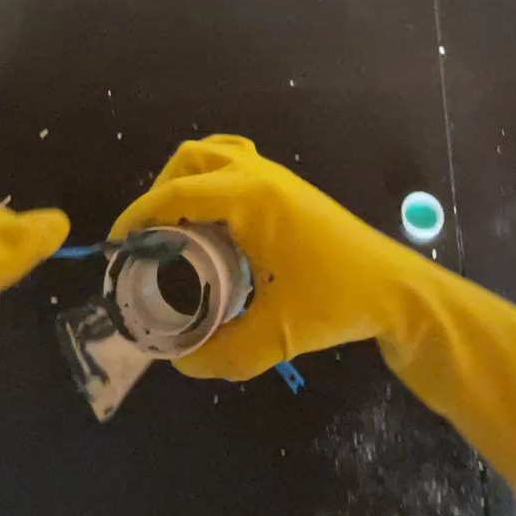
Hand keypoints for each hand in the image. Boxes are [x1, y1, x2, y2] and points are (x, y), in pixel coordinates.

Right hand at [111, 137, 515, 507]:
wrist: (395, 289)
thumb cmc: (338, 301)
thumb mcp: (276, 334)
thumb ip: (221, 351)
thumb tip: (178, 362)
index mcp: (252, 198)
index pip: (177, 192)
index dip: (139, 215)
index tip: (119, 246)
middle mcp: (260, 175)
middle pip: (190, 159)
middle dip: (159, 193)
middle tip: (148, 238)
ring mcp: (276, 175)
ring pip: (213, 153)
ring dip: (184, 180)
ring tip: (174, 226)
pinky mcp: (286, 186)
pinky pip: (235, 161)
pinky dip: (210, 177)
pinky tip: (212, 218)